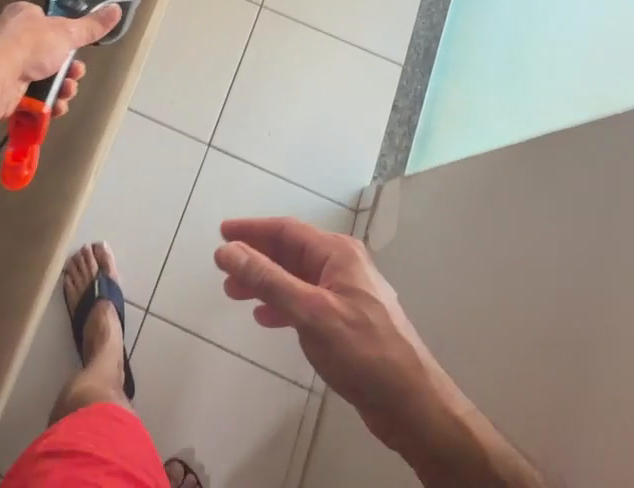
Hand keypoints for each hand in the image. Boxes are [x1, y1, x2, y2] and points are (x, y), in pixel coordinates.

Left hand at [0, 1, 122, 116]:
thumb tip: (117, 8)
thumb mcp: (66, 33)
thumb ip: (92, 26)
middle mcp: (13, 37)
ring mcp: (8, 64)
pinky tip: (56, 107)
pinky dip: (48, 102)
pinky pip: (34, 95)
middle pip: (51, 53)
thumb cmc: (29, 46)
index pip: (49, 22)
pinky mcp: (6, 89)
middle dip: (69, 68)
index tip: (78, 49)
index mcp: (23, 15)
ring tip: (67, 92)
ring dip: (62, 87)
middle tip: (76, 74)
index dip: (67, 38)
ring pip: (45, 77)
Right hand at [214, 219, 542, 486]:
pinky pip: (307, 301)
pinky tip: (267, 318)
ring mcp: (348, 294)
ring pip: (297, 278)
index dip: (251, 230)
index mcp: (338, 254)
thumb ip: (266, 279)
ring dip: (266, 282)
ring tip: (236, 294)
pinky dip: (283, 304)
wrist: (412, 404)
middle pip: (290, 252)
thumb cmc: (362, 351)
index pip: (286, 230)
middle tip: (223, 270)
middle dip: (255, 258)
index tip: (222, 234)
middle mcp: (344, 266)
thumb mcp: (309, 311)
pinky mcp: (349, 322)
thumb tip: (228, 250)